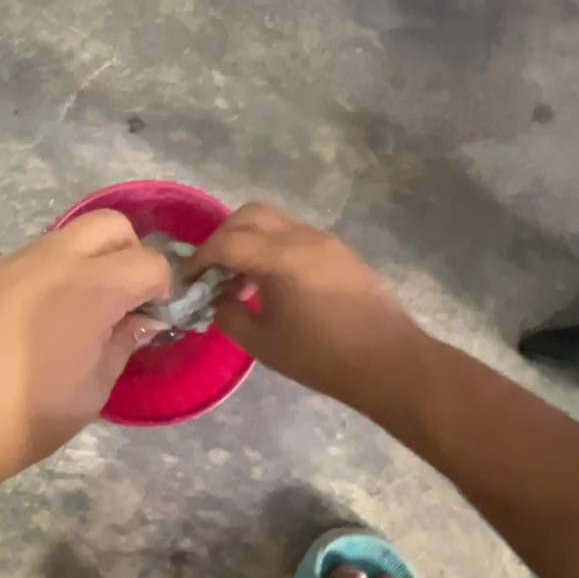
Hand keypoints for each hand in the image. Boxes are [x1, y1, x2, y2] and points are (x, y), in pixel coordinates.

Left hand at [0, 210, 171, 472]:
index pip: (149, 261)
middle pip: (110, 225)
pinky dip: (55, 270)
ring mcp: (15, 261)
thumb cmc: (29, 416)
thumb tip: (141, 320)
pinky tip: (44, 316)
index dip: (163, 287)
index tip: (155, 315)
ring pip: (69, 234)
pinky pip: (36, 255)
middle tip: (125, 298)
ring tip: (83, 309)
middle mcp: (55, 259)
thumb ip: (124, 343)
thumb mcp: (93, 390)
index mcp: (92, 287)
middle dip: (130, 252)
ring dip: (90, 258)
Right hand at [193, 202, 437, 420]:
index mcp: (281, 256)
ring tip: (241, 276)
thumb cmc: (321, 356)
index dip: (201, 258)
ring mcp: (325, 241)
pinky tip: (271, 282)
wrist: (389, 362)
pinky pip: (295, 236)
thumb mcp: (262, 342)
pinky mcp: (339, 252)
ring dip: (249, 239)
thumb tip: (218, 300)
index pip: (227, 242)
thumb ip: (230, 314)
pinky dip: (272, 247)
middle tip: (211, 268)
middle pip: (250, 215)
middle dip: (223, 236)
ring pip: (274, 221)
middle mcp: (302, 237)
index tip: (189, 278)